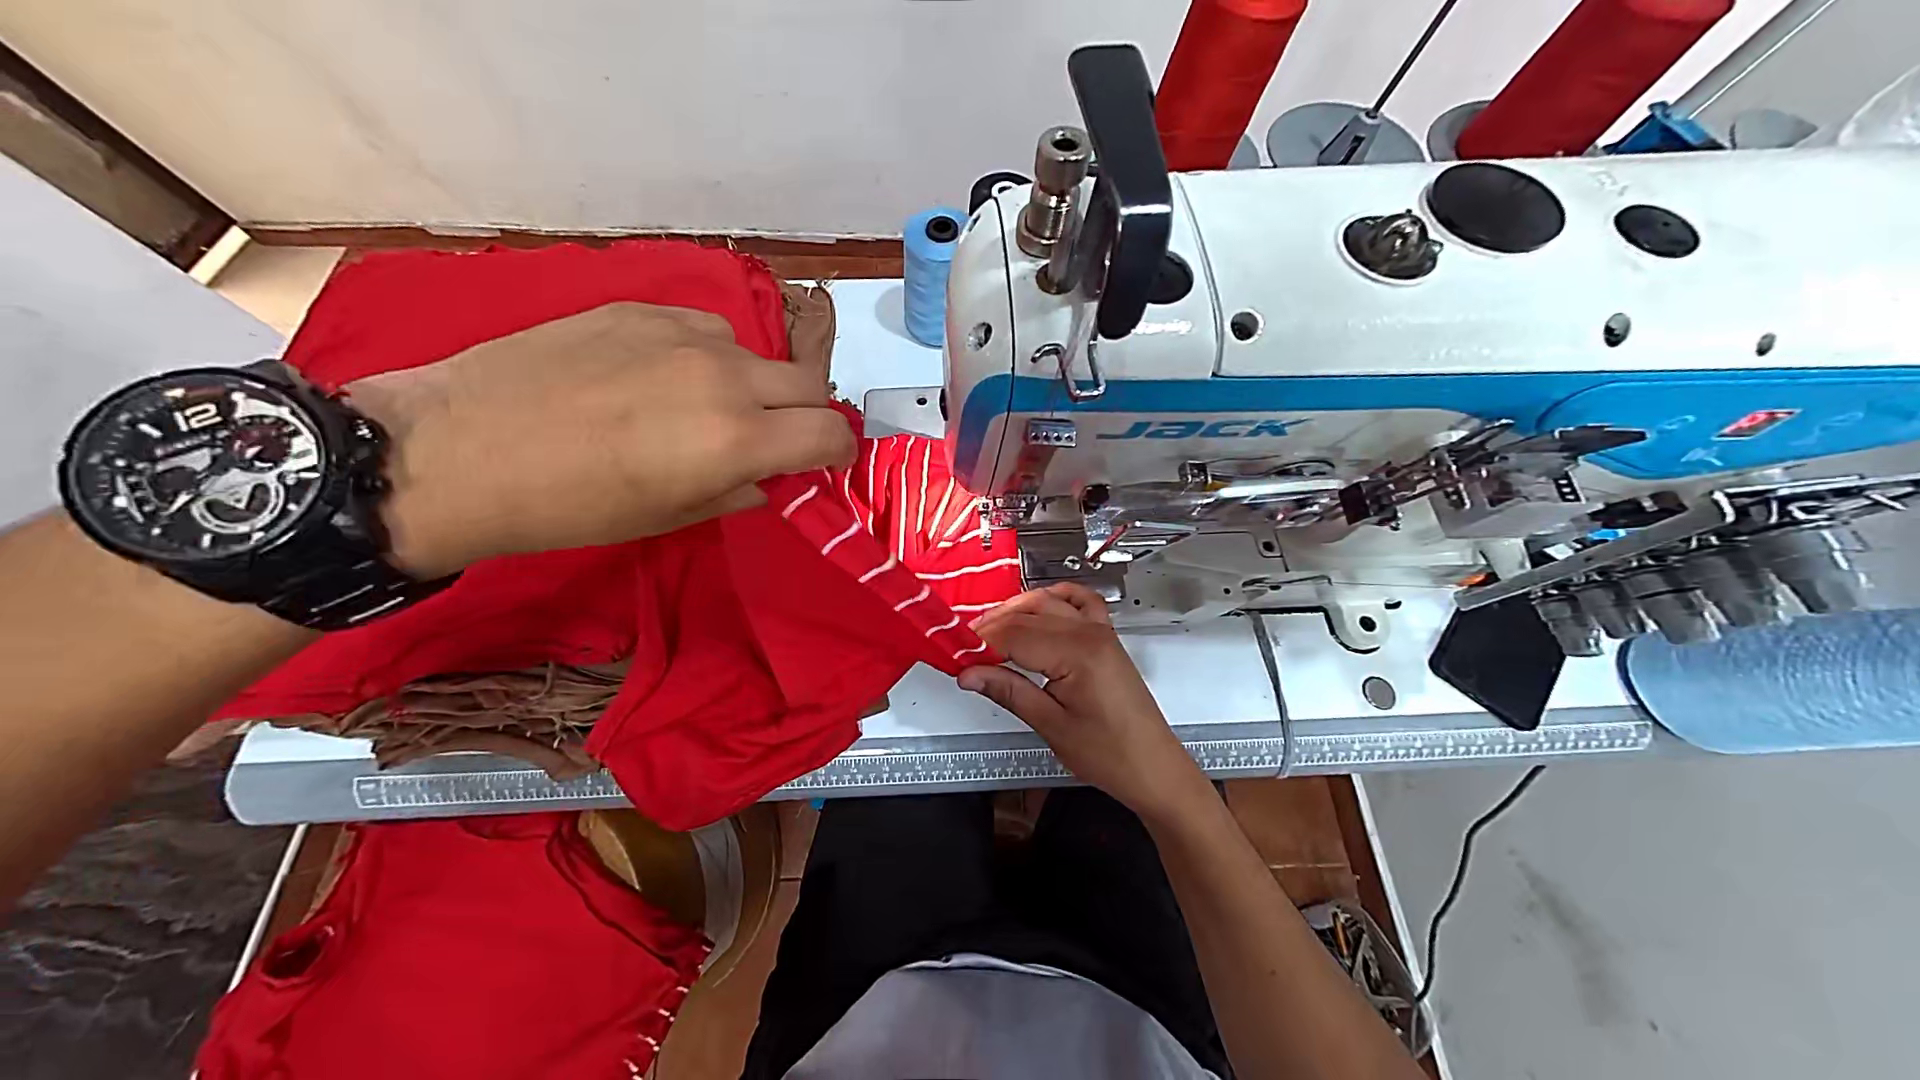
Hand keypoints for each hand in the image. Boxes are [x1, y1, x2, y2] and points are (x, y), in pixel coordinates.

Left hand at [345, 302, 856, 577]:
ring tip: (706, 406)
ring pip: (758, 353)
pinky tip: (663, 376)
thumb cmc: (571, 508)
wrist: (458, 452)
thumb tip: (765, 475)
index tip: (821, 464)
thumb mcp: (670, 518)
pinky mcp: (640, 308)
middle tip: (772, 439)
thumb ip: (738, 490)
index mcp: (736, 439)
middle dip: (805, 415)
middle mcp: (725, 376)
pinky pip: (707, 330)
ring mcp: (682, 334)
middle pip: (810, 383)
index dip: (836, 453)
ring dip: (754, 383)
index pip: (830, 433)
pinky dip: (708, 356)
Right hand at [958, 583, 1212, 822]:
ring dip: (1015, 611)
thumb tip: (969, 674)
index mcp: (1076, 653)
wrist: (1154, 767)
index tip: (956, 656)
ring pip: (1048, 603)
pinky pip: (1080, 602)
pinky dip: (1055, 598)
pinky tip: (1036, 606)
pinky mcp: (1107, 638)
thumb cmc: (1110, 754)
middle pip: (1026, 616)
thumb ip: (1008, 691)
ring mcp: (1101, 631)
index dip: (980, 643)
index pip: (1013, 634)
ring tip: (988, 632)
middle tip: (964, 648)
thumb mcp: (1051, 725)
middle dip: (991, 628)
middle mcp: (1090, 633)